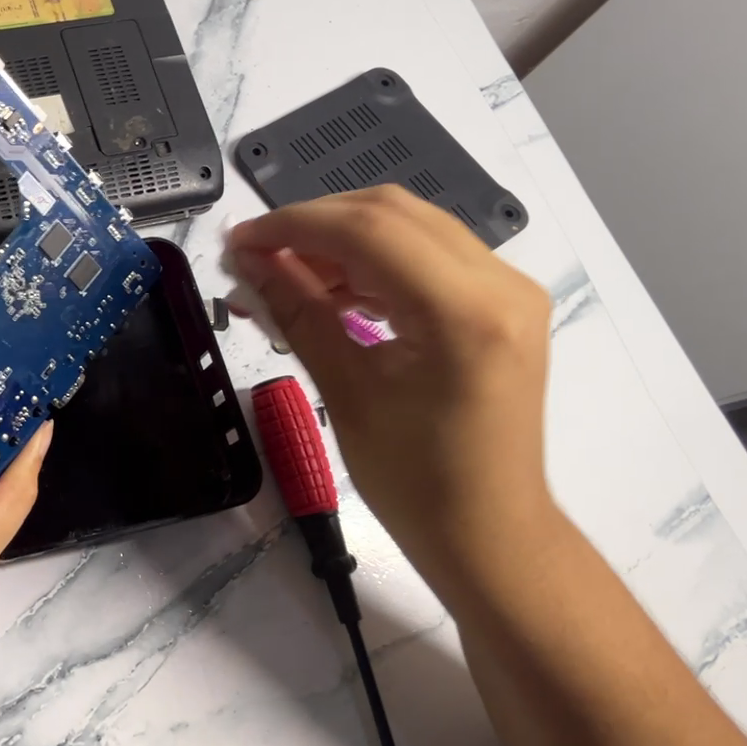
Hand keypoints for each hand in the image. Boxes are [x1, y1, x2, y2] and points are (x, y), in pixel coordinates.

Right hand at [227, 186, 554, 575]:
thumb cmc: (415, 481)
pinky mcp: (500, 303)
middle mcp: (499, 284)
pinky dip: (371, 261)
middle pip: (391, 213)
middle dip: (313, 225)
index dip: (293, 226)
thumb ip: (298, 312)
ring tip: (282, 274)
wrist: (489, 532)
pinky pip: (427, 256)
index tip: (239, 242)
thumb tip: (249, 263)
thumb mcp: (345, 392)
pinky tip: (328, 289)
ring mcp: (507, 289)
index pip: (367, 231)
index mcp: (463, 312)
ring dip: (339, 241)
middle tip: (255, 254)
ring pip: (409, 227)